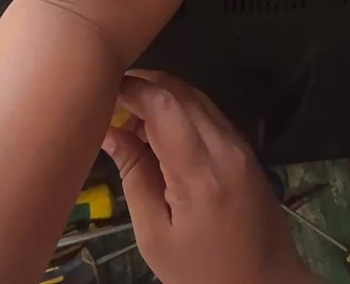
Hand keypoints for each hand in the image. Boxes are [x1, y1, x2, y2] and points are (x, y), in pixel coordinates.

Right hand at [105, 71, 318, 283]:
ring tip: (133, 118)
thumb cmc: (203, 274)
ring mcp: (239, 145)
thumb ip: (133, 177)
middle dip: (143, 85)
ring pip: (195, 96)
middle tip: (113, 103)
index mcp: (200, 173)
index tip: (104, 90)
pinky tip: (162, 131)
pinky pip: (208, 112)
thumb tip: (109, 132)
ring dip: (161, 95)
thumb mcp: (156, 238)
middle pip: (179, 91)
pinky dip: (180, 108)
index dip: (132, 88)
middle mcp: (224, 147)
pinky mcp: (245, 149)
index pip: (164, 105)